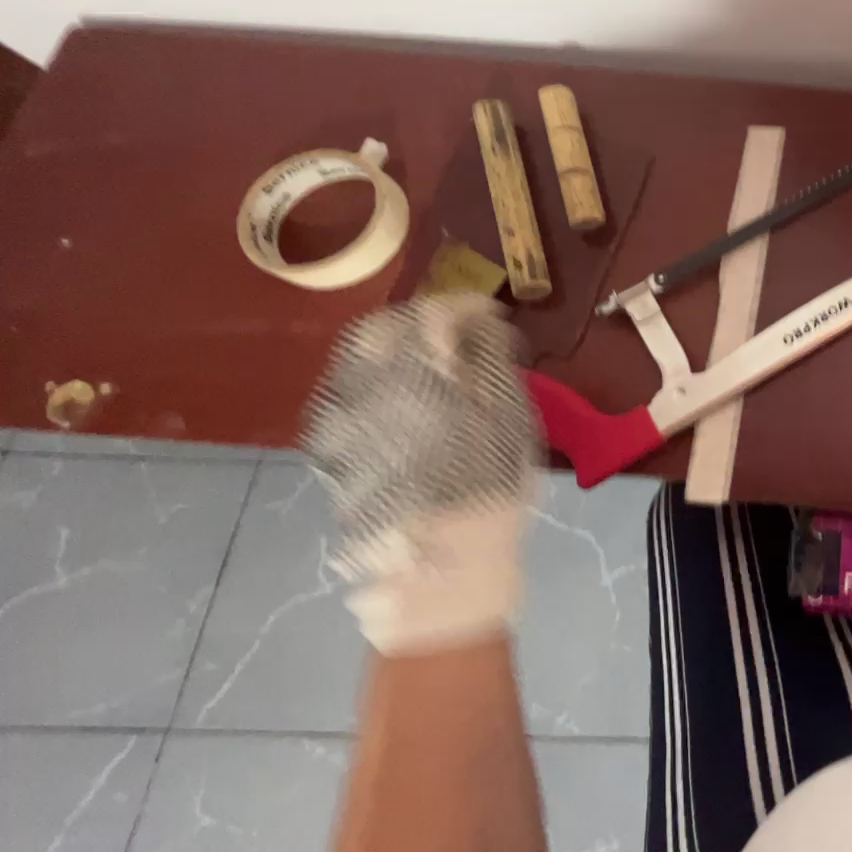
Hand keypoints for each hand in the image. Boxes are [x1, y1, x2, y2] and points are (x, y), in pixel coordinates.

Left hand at [303, 294, 539, 654]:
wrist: (440, 560)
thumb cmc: (488, 479)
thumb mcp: (507, 412)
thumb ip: (488, 356)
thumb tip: (478, 317)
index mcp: (409, 374)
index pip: (424, 313)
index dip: (458, 305)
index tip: (487, 313)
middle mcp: (360, 389)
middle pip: (376, 334)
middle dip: (414, 326)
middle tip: (452, 338)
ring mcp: (338, 424)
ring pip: (358, 369)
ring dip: (394, 360)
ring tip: (432, 378)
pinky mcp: (330, 455)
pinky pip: (351, 405)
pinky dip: (380, 395)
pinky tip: (409, 415)